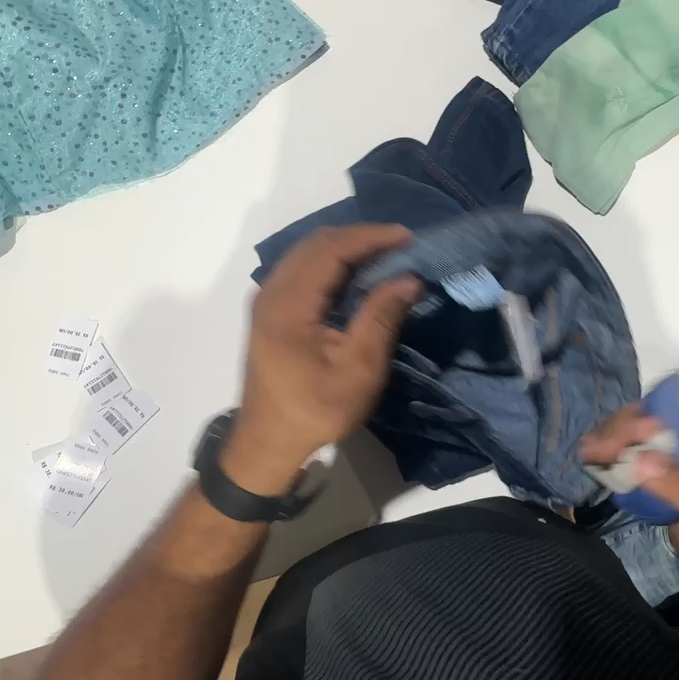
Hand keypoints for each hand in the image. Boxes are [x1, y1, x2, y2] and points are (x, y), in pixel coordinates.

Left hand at [226, 225, 422, 492]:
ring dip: (348, 248)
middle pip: (317, 244)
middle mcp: (271, 291)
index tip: (408, 238)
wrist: (268, 442)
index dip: (371, 237)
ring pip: (309, 253)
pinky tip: (360, 275)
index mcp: (288, 304)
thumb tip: (410, 277)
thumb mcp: (358, 370)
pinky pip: (303, 268)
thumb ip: (381, 318)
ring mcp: (267, 299)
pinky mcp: (271, 309)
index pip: (331, 249)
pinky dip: (334, 263)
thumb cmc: (315, 410)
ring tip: (387, 256)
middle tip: (402, 246)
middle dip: (362, 237)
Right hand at [581, 404, 678, 580]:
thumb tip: (640, 460)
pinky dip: (612, 456)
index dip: (649, 417)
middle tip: (595, 447)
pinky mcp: (660, 477)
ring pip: (637, 436)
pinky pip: (632, 458)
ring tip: (587, 451)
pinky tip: (593, 459)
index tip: (626, 434)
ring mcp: (675, 458)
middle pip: (651, 419)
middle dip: (622, 429)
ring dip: (611, 440)